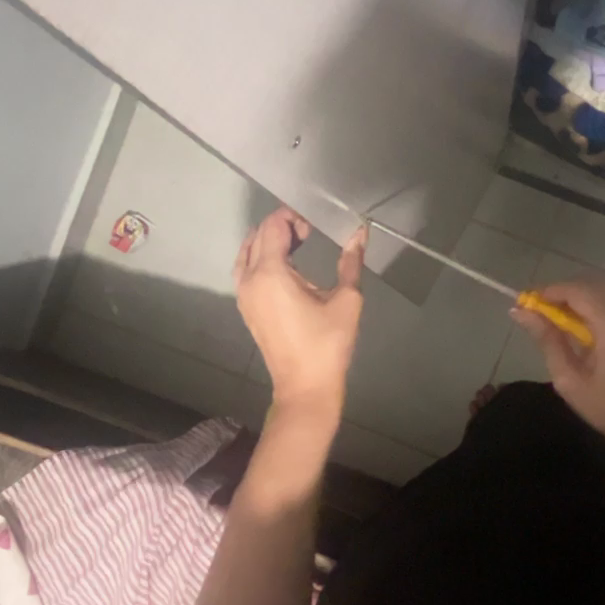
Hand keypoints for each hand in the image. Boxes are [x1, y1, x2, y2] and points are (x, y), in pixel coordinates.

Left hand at [235, 208, 365, 414]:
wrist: (305, 387)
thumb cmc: (328, 345)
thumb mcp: (347, 300)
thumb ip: (351, 262)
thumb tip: (360, 232)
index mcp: (271, 273)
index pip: (273, 227)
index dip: (292, 217)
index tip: (315, 223)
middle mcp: (250, 279)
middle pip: (258, 236)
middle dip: (282, 227)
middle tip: (310, 232)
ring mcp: (243, 295)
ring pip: (247, 252)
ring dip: (269, 242)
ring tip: (297, 245)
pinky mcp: (246, 308)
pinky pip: (246, 270)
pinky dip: (261, 259)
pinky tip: (285, 266)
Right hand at [512, 277, 604, 443]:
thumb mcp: (571, 380)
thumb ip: (548, 340)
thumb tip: (521, 312)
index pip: (579, 291)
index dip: (552, 291)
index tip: (531, 301)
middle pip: (597, 289)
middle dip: (570, 297)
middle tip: (547, 315)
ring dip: (592, 306)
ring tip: (575, 330)